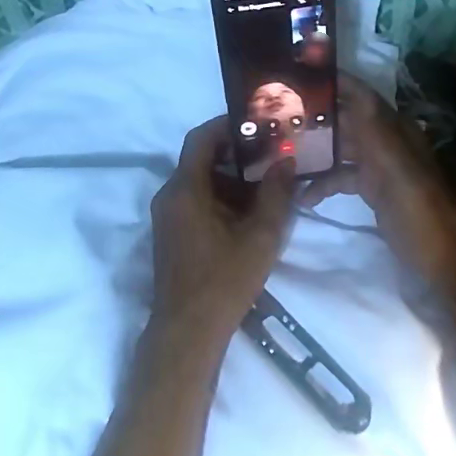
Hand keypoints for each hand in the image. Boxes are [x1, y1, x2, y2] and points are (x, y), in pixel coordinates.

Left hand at [147, 116, 295, 349]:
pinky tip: (251, 212)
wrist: (189, 331)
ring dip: (232, 178)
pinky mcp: (172, 233)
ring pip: (201, 181)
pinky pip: (196, 201)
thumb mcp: (260, 236)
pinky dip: (222, 198)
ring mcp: (168, 216)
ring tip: (270, 183)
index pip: (201, 138)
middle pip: (201, 159)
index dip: (229, 125)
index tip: (259, 123)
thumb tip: (287, 160)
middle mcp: (170, 195)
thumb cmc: (224, 280)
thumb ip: (276, 194)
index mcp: (185, 189)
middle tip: (273, 153)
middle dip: (238, 154)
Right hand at [302, 74, 455, 283]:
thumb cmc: (419, 209)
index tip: (299, 75)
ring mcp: (378, 166)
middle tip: (277, 118)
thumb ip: (374, 130)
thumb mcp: (396, 168)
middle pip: (346, 121)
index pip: (361, 96)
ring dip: (315, 153)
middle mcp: (386, 141)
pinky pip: (342, 177)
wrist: (441, 255)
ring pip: (341, 149)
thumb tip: (353, 92)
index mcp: (394, 130)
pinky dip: (324, 183)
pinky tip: (304, 195)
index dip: (335, 83)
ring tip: (282, 156)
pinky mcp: (372, 189)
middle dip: (316, 119)